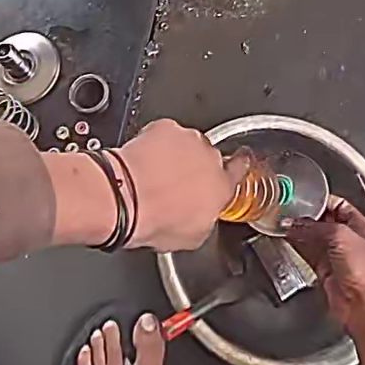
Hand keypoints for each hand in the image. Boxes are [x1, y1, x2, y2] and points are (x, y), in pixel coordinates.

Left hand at [111, 119, 239, 251]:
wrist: (127, 198)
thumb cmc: (155, 219)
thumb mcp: (190, 237)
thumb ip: (204, 219)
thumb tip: (198, 217)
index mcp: (221, 187)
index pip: (238, 171)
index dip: (235, 168)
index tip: (231, 167)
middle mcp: (210, 159)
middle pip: (208, 157)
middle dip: (195, 167)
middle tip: (174, 182)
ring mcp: (188, 140)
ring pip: (187, 143)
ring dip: (175, 154)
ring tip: (155, 172)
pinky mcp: (166, 127)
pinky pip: (165, 132)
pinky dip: (156, 142)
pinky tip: (145, 159)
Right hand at [287, 198, 364, 330]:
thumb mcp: (341, 236)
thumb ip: (317, 226)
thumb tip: (297, 223)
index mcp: (362, 228)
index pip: (340, 206)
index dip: (322, 201)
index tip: (305, 198)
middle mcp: (351, 242)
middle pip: (324, 222)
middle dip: (307, 217)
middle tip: (290, 211)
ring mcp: (338, 258)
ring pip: (314, 239)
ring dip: (299, 231)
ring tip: (284, 223)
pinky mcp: (326, 272)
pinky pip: (309, 254)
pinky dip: (297, 247)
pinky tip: (287, 240)